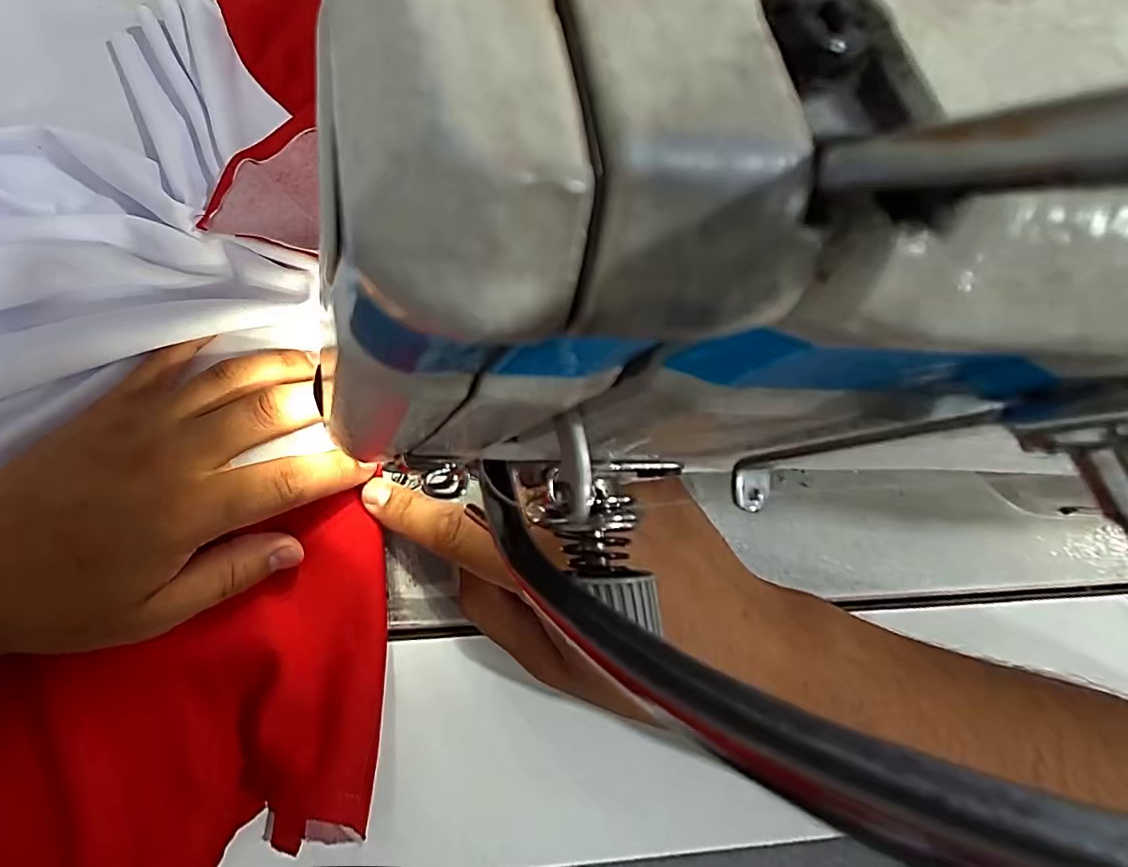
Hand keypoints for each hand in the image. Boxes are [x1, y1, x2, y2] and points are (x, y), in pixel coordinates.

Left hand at [0, 339, 378, 705]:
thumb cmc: (67, 599)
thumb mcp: (153, 614)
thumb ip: (229, 574)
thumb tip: (295, 548)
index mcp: (192, 508)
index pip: (286, 477)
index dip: (336, 465)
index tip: (371, 455)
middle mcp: (179, 451)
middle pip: (267, 408)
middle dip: (320, 396)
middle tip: (354, 388)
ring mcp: (145, 416)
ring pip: (227, 374)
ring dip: (276, 361)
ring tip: (313, 356)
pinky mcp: (115, 401)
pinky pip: (168, 359)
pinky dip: (201, 341)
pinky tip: (226, 332)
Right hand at [361, 477, 651, 720]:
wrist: (745, 643)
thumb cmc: (657, 667)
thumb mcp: (555, 663)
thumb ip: (492, 611)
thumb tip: (463, 565)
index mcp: (543, 567)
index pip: (455, 527)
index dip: (411, 508)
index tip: (381, 493)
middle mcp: (574, 515)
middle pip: (490, 485)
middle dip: (472, 495)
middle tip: (479, 516)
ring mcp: (608, 485)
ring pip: (531, 467)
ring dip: (520, 486)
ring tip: (555, 526)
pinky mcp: (638, 468)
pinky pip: (576, 461)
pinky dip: (565, 475)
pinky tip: (588, 508)